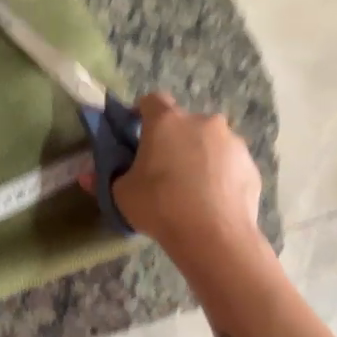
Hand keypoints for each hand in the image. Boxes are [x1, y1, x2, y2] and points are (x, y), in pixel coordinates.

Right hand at [104, 92, 263, 259]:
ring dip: (198, 156)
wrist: (213, 235)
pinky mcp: (250, 164)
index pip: (151, 101)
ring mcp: (232, 142)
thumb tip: (86, 177)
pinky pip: (228, 163)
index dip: (141, 114)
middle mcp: (202, 122)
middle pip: (183, 123)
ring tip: (189, 188)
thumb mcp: (120, 195)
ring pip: (208, 142)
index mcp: (166, 122)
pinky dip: (218, 174)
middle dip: (172, 139)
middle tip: (161, 168)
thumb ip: (104, 180)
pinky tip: (210, 200)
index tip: (134, 133)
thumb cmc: (159, 205)